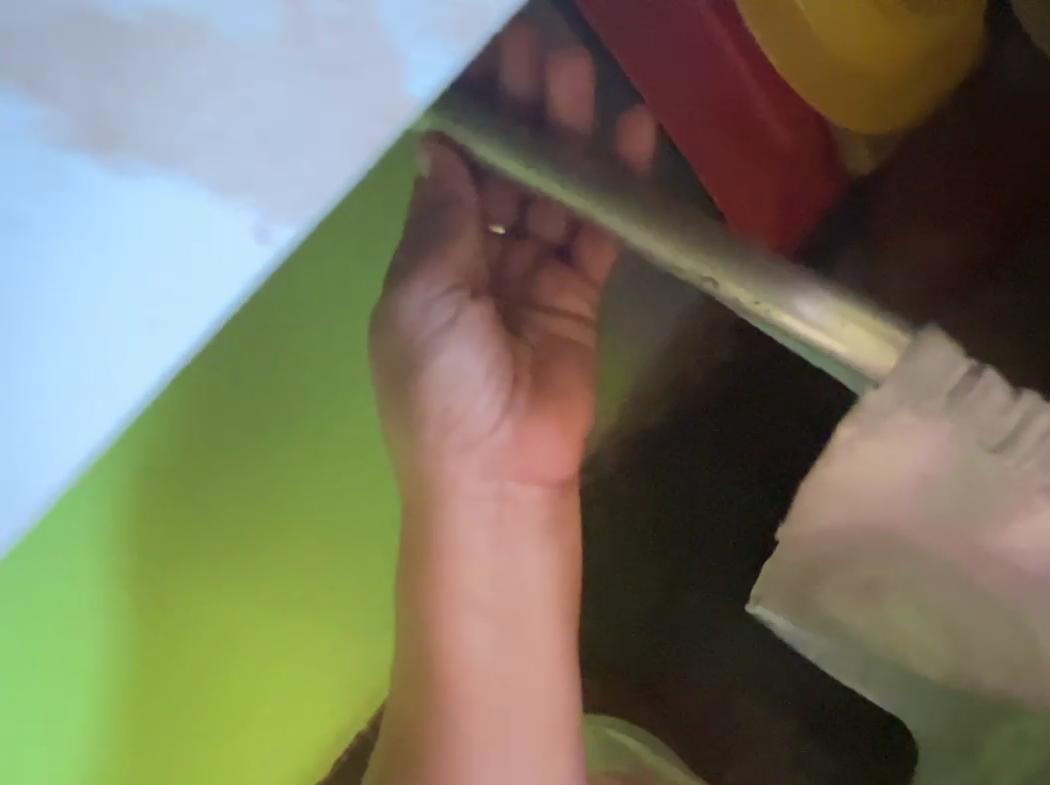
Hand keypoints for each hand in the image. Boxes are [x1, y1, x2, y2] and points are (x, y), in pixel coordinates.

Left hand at [369, 23, 656, 498]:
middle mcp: (479, 263)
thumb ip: (440, 220)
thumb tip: (440, 147)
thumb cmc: (442, 386)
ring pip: (554, 197)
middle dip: (521, 116)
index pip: (452, 172)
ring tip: (580, 75)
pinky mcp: (580, 301)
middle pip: (505, 175)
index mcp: (428, 260)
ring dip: (567, 141)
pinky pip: (597, 236)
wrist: (499, 470)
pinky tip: (628, 139)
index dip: (471, 118)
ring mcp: (533, 281)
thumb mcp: (422, 296)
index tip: (487, 61)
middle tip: (542, 50)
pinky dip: (612, 194)